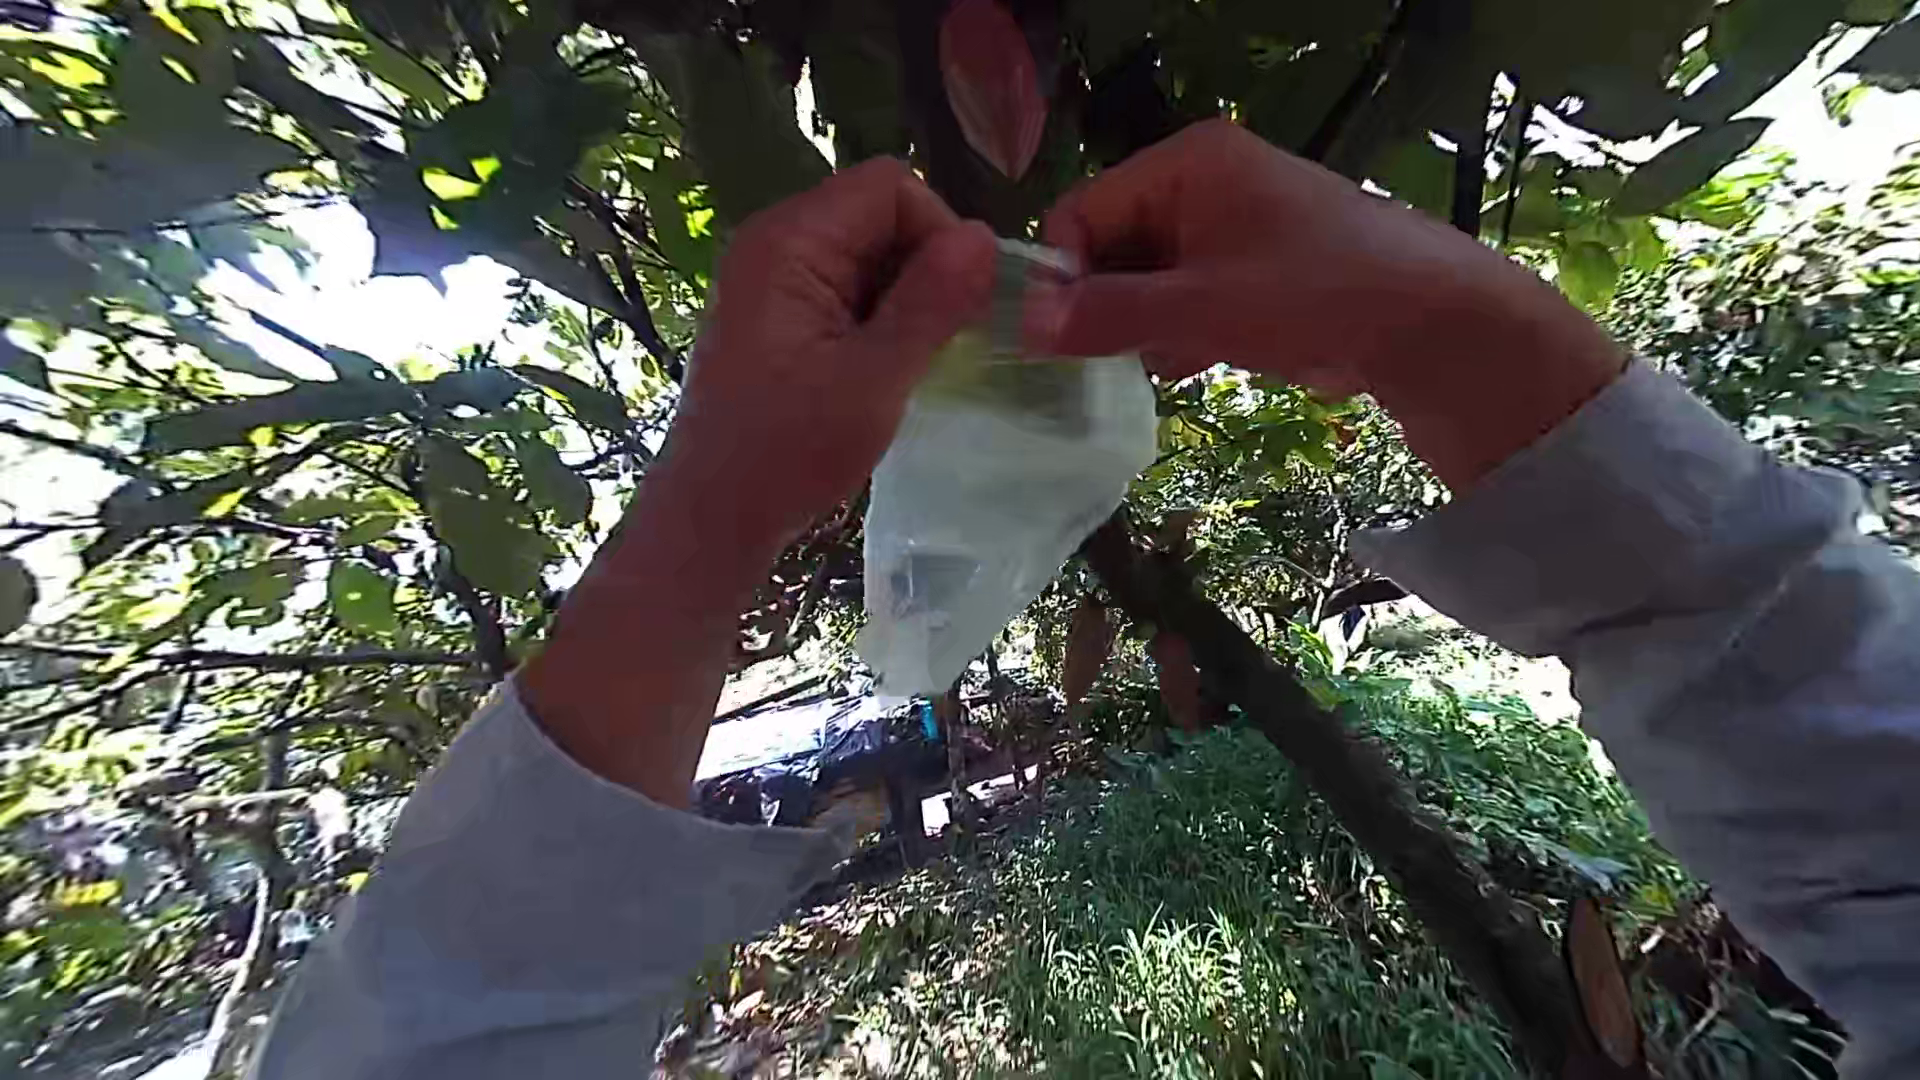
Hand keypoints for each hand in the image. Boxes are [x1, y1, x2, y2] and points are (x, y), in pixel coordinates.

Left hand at [661, 158, 995, 549]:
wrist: (717, 517)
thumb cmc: (790, 453)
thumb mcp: (873, 380)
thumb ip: (930, 305)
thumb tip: (985, 238)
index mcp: (789, 243)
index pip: (889, 188)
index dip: (941, 233)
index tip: (966, 304)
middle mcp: (774, 247)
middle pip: (876, 220)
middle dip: (925, 272)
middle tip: (947, 343)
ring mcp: (772, 286)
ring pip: (866, 263)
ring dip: (905, 305)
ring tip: (914, 365)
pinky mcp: (778, 323)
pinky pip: (845, 298)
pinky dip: (880, 325)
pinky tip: (887, 372)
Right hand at [1028, 119, 1626, 486]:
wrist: (1425, 326)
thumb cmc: (1314, 293)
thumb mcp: (1202, 305)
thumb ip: (1109, 313)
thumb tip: (1024, 327)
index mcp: (1182, 166)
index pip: (1080, 213)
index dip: (1062, 274)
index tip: (1063, 334)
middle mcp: (1192, 189)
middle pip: (1105, 251)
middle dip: (1103, 307)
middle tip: (1117, 352)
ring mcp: (1213, 234)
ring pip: (1134, 285)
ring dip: (1137, 328)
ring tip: (1169, 353)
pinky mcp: (1230, 275)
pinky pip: (1168, 304)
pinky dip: (1168, 337)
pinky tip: (1193, 357)